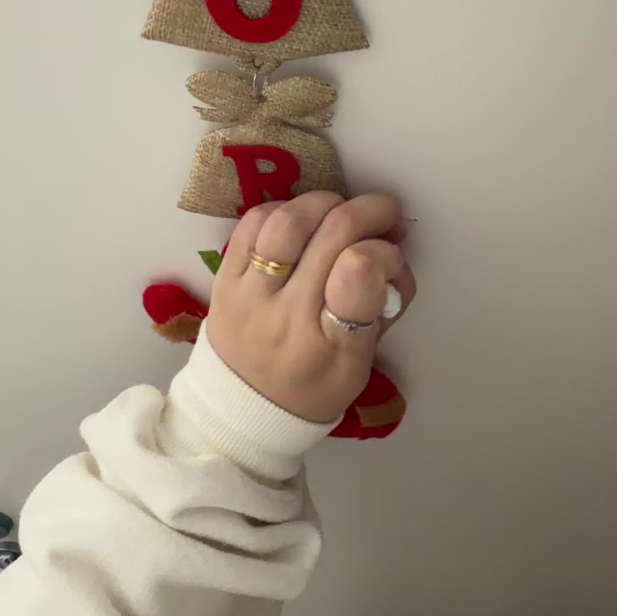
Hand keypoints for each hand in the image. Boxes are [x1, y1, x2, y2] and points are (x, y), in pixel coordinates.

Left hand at [205, 192, 416, 423]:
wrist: (239, 412)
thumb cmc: (311, 387)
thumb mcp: (359, 367)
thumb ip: (381, 310)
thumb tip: (390, 254)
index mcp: (328, 345)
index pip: (359, 276)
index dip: (384, 253)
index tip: (393, 253)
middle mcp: (285, 315)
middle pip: (333, 233)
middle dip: (371, 211)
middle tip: (387, 215)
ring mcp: (248, 292)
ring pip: (290, 219)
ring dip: (327, 203)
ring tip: (341, 214)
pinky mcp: (224, 275)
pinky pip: (254, 220)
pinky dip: (286, 207)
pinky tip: (303, 221)